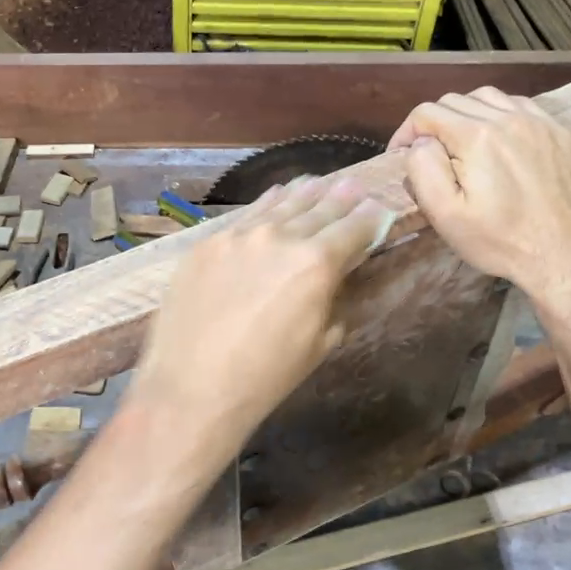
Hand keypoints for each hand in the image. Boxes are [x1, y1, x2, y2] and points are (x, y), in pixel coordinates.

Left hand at [127, 176, 392, 464]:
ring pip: (281, 204)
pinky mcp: (208, 242)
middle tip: (354, 186)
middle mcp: (280, 236)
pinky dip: (268, 203)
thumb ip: (334, 299)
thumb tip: (337, 276)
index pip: (353, 229)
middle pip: (318, 209)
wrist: (191, 386)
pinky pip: (246, 215)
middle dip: (340, 199)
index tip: (378, 210)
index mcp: (317, 263)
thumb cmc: (265, 377)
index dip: (369, 220)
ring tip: (319, 182)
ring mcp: (239, 234)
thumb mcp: (319, 343)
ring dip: (304, 193)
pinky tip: (276, 195)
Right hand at [389, 87, 570, 312]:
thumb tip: (421, 141)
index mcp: (476, 137)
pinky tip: (497, 139)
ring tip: (461, 143)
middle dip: (433, 123)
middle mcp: (507, 118)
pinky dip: (499, 113)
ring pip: (486, 96)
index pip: (426, 113)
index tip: (401, 156)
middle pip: (454, 101)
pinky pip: (519, 105)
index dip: (406, 132)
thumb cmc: (497, 240)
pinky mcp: (559, 133)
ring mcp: (538, 122)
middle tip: (431, 155)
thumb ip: (423, 168)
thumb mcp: (444, 213)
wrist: (560, 258)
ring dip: (465, 113)